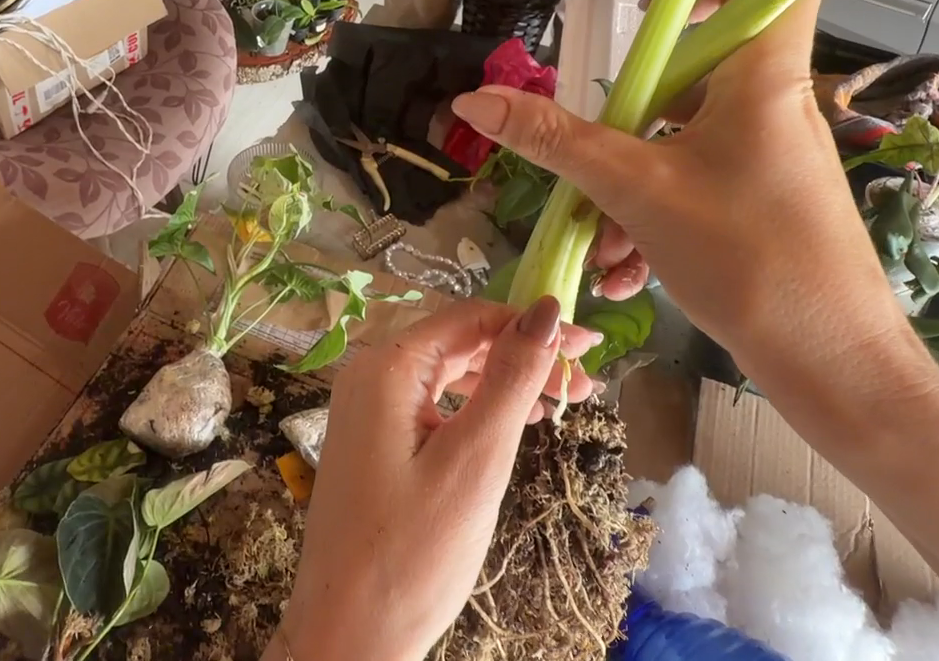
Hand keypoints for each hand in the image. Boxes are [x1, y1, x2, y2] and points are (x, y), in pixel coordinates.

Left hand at [268, 298, 599, 660]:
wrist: (347, 635)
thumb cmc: (414, 551)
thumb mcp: (474, 460)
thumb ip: (511, 379)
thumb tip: (547, 310)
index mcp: (385, 367)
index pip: (468, 319)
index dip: (530, 323)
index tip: (590, 344)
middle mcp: (369, 374)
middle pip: (458, 342)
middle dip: (522, 353)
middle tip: (586, 381)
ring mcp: (367, 408)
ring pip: (447, 373)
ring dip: (503, 380)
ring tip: (561, 403)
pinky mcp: (373, 440)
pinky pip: (432, 404)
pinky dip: (475, 406)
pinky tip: (513, 421)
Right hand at [448, 0, 911, 385]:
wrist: (832, 367)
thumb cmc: (743, 255)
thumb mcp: (633, 189)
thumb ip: (554, 140)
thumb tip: (476, 100)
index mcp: (761, 82)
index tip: (651, 24)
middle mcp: (773, 110)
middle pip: (693, 78)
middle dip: (627, 123)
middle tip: (591, 156)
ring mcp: (771, 162)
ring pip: (683, 145)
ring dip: (627, 186)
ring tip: (596, 242)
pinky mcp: (766, 207)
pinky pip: (697, 188)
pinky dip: (654, 217)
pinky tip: (621, 272)